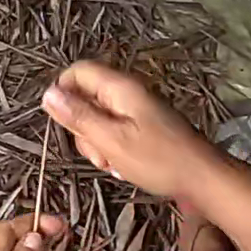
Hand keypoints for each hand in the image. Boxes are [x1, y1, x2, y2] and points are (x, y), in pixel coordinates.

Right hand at [41, 62, 217, 198]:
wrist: (201, 178)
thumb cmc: (158, 159)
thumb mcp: (111, 140)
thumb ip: (78, 116)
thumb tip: (48, 94)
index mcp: (119, 88)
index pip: (78, 71)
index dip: (63, 92)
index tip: (63, 122)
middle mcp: (126, 93)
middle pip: (85, 98)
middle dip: (82, 128)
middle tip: (98, 152)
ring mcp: (134, 110)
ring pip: (96, 119)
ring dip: (96, 143)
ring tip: (112, 162)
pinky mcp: (141, 127)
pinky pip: (112, 131)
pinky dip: (111, 148)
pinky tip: (122, 165)